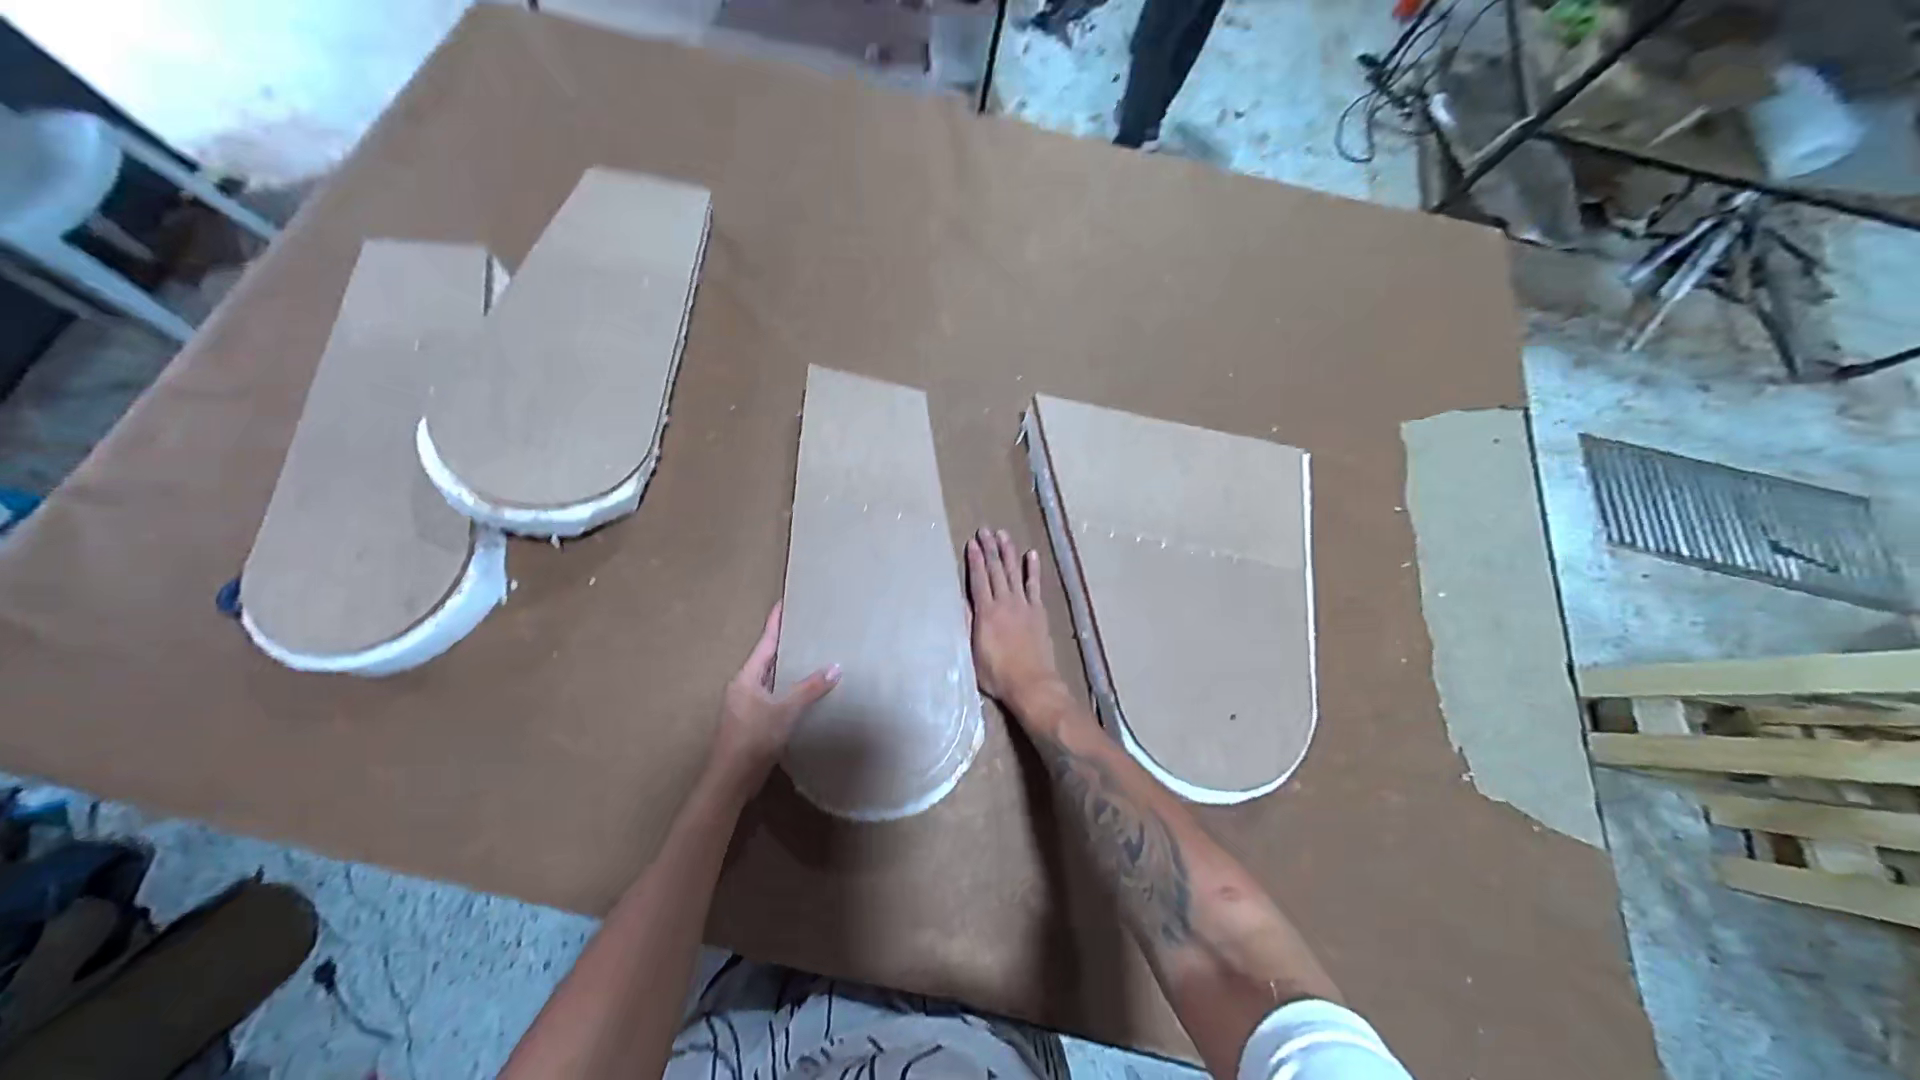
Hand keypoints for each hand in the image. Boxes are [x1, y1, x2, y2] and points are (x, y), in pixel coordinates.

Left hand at [714, 602, 839, 780]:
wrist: (731, 779)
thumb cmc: (753, 738)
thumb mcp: (785, 710)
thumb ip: (810, 688)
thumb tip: (836, 667)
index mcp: (746, 677)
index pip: (765, 642)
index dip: (775, 622)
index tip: (783, 603)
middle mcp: (744, 687)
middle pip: (767, 659)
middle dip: (785, 644)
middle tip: (805, 628)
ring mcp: (747, 706)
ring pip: (771, 680)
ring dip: (787, 669)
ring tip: (810, 656)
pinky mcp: (753, 723)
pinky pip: (774, 697)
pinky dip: (788, 690)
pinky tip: (804, 694)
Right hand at [965, 527, 1065, 711]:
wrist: (1031, 683)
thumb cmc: (997, 674)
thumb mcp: (972, 653)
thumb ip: (966, 626)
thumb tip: (961, 602)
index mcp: (985, 613)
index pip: (978, 580)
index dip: (974, 560)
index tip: (971, 543)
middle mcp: (1004, 603)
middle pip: (995, 570)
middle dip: (989, 549)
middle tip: (985, 531)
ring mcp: (1024, 606)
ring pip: (1014, 573)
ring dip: (1008, 552)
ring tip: (1003, 535)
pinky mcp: (1038, 612)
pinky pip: (1034, 586)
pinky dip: (1032, 569)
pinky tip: (1031, 555)